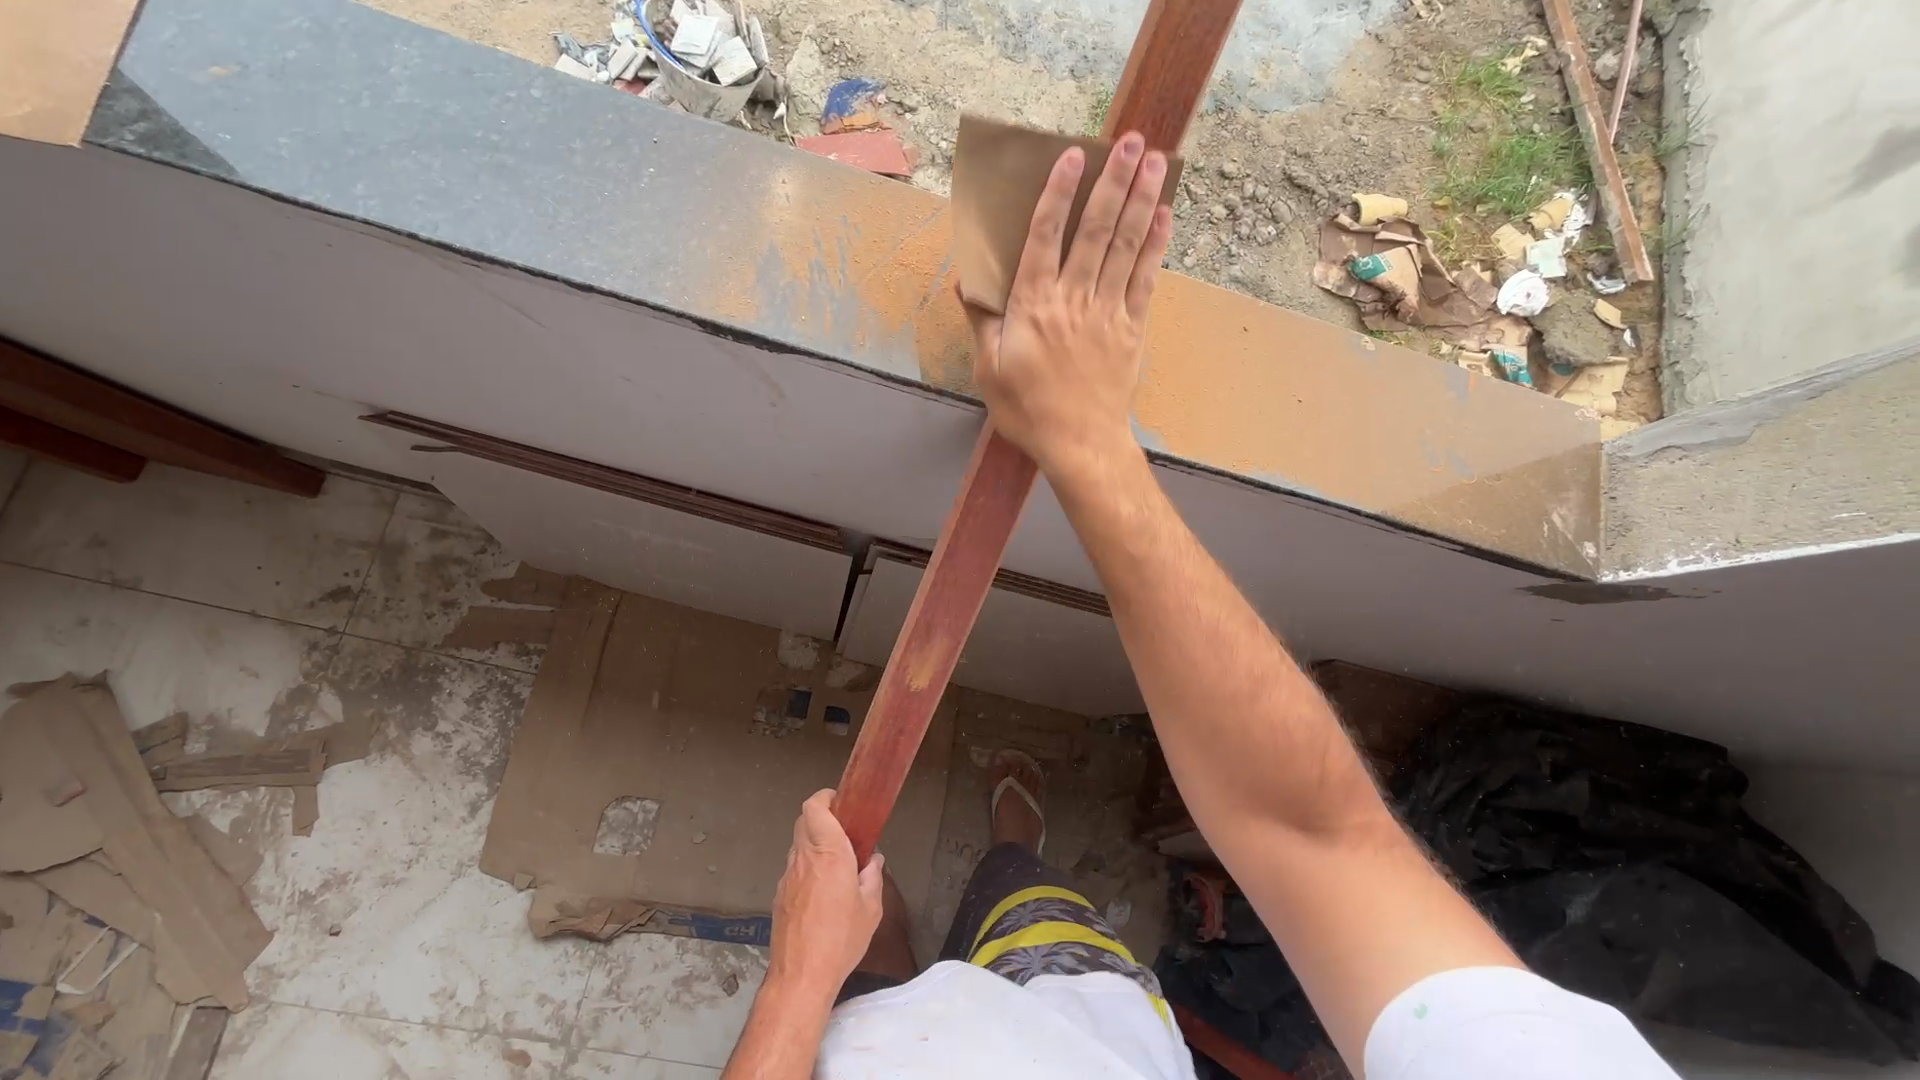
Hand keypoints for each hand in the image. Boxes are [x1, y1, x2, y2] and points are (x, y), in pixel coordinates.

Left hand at [768, 790, 885, 989]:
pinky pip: (794, 869)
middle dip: (822, 817)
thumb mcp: (871, 909)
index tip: (842, 803)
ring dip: (814, 843)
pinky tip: (822, 891)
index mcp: (829, 854)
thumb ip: (872, 878)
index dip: (826, 798)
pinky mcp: (779, 895)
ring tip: (836, 864)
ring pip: (798, 844)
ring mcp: (787, 877)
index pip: (815, 807)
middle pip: (804, 821)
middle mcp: (804, 859)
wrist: (801, 975)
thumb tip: (872, 861)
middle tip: (844, 830)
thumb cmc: (841, 940)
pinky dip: (807, 867)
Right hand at [961, 132, 1173, 481]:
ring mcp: (1108, 312)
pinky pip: (1146, 279)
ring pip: (1126, 246)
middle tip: (1133, 140)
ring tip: (1157, 160)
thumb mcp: (989, 370)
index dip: (1060, 192)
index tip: (1074, 155)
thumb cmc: (1028, 411)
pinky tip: (1165, 215)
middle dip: (1114, 180)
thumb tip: (967, 280)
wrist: (1080, 446)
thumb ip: (982, 322)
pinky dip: (1156, 245)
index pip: (1046, 236)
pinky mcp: (1132, 329)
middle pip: (1096, 229)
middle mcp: (1073, 299)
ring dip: (1142, 199)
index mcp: (1033, 306)